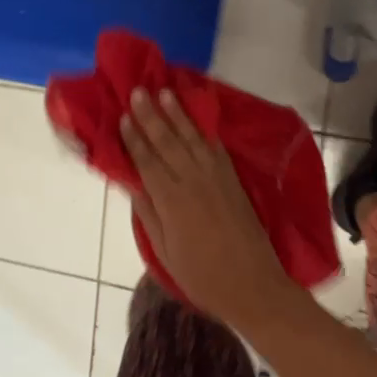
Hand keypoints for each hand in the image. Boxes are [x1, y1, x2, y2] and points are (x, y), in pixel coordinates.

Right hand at [122, 87, 302, 332]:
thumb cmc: (202, 276)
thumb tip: (131, 183)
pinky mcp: (233, 180)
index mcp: (171, 201)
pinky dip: (202, 129)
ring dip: (176, 114)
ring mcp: (216, 178)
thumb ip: (148, 214)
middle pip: (167, 142)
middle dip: (151, 115)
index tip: (122, 116)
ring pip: (191, 138)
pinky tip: (195, 117)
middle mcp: (192, 182)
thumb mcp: (165, 252)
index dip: (133, 138)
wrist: (254, 286)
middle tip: (138, 91)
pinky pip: (214, 147)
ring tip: (164, 92)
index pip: (147, 161)